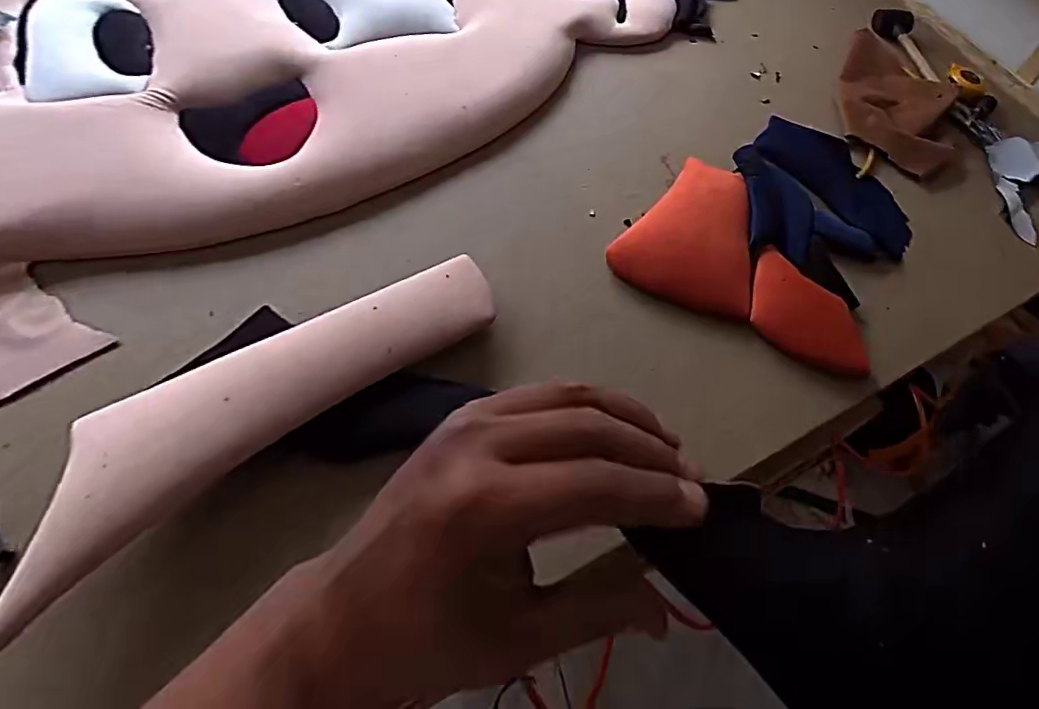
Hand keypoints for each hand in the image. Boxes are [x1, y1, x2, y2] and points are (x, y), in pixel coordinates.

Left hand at [148, 382, 707, 708]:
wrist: (337, 619)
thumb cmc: (423, 643)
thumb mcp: (516, 640)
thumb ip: (600, 610)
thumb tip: (668, 606)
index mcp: (483, 506)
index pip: (595, 484)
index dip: (655, 495)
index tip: (700, 508)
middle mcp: (478, 443)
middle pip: (590, 429)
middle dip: (651, 452)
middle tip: (691, 478)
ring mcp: (470, 419)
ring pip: (573, 398)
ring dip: (628, 419)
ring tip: (667, 447)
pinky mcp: (468, 414)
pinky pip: (546, 396)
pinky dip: (592, 408)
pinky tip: (617, 430)